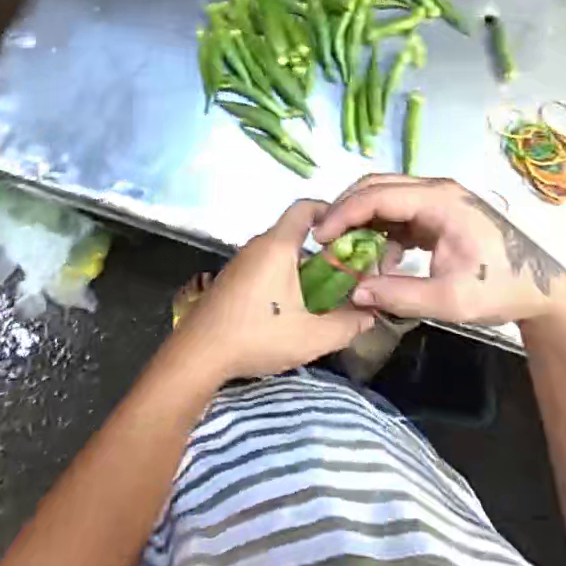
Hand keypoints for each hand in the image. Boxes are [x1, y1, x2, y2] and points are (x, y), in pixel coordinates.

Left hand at [165, 200, 374, 382]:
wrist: (195, 358)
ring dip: (303, 269)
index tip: (351, 232)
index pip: (305, 207)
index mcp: (277, 247)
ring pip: (280, 253)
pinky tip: (290, 310)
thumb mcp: (311, 337)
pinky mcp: (230, 281)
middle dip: (324, 251)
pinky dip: (283, 278)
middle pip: (296, 234)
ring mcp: (240, 263)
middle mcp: (257, 246)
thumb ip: (347, 324)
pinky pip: (265, 267)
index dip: (330, 211)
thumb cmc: (256, 337)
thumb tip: (370, 313)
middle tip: (346, 275)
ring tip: (323, 297)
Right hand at [313, 174, 565, 325]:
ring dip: (363, 221)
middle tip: (323, 241)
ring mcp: (440, 199)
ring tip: (346, 253)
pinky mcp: (440, 213)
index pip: (379, 195)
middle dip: (347, 211)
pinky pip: (400, 212)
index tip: (320, 239)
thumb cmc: (499, 289)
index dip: (344, 214)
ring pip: (387, 197)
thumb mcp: (449, 300)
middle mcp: (437, 190)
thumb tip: (353, 290)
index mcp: (440, 201)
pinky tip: (381, 259)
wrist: (539, 287)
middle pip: (378, 187)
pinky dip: (382, 230)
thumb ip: (399, 295)